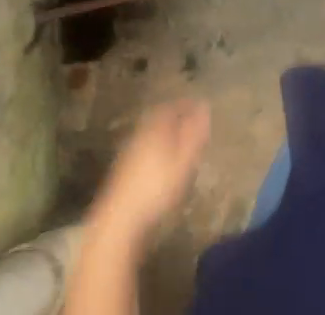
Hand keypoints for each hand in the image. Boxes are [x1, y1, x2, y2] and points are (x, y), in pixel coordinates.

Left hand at [86, 99, 211, 246]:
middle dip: (175, 118)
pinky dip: (156, 148)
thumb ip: (195, 133)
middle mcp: (139, 135)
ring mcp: (128, 153)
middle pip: (158, 119)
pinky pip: (144, 149)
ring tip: (181, 142)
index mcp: (154, 128)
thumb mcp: (183, 161)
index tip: (200, 106)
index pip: (171, 107)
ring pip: (150, 134)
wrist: (118, 220)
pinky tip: (162, 163)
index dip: (186, 105)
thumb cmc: (157, 188)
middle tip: (192, 123)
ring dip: (165, 134)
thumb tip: (205, 106)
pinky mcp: (122, 171)